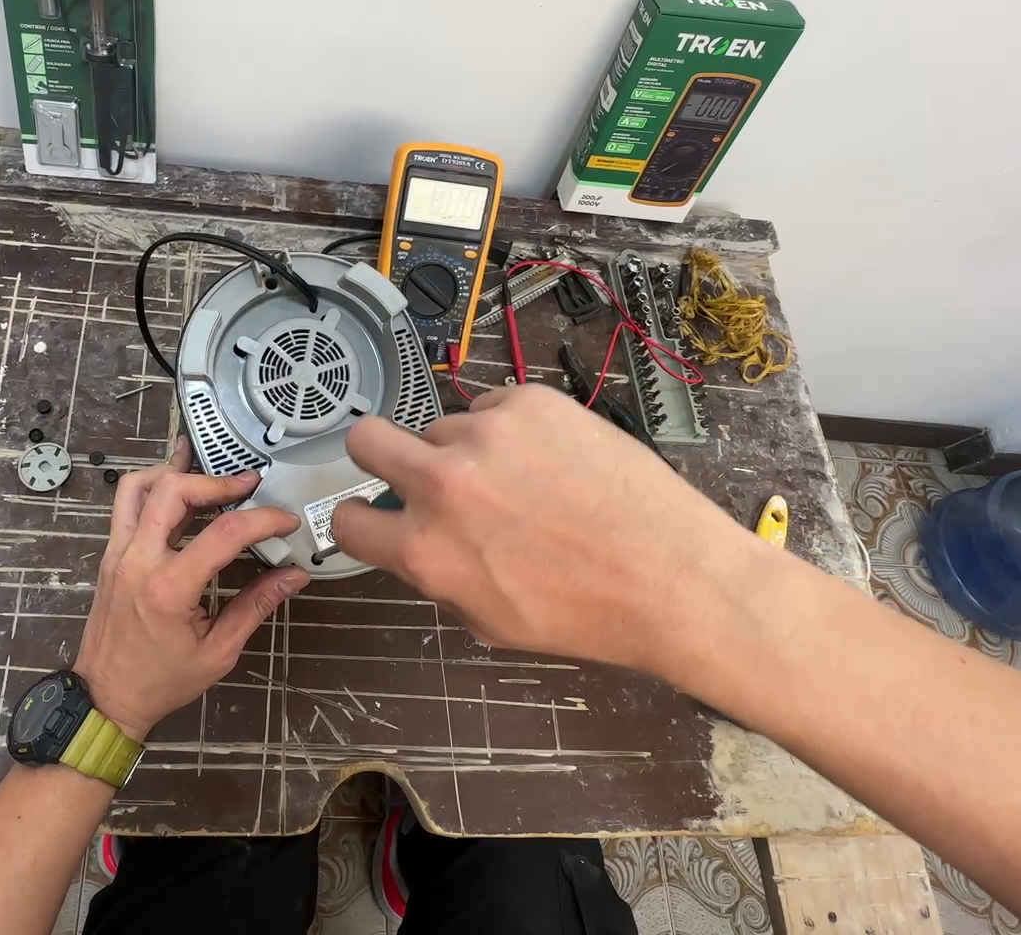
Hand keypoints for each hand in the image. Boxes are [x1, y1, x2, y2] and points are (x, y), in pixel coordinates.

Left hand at [73, 438, 310, 739]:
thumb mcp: (218, 652)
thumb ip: (256, 606)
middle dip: (216, 481)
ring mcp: (118, 552)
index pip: (223, 533)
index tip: (286, 521)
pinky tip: (180, 496)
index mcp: (169, 588)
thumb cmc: (162, 681)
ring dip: (176, 475)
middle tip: (248, 486)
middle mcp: (138, 560)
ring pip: (138, 486)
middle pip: (173, 490)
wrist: (104, 698)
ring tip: (209, 482)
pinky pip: (127, 505)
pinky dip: (154, 489)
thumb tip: (294, 576)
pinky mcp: (110, 554)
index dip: (262, 520)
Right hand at [329, 384, 768, 677]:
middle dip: (376, 454)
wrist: (675, 576)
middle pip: (364, 438)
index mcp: (424, 549)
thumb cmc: (583, 615)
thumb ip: (434, 574)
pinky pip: (493, 406)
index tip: (374, 518)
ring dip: (464, 450)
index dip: (357, 521)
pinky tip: (550, 458)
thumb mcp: (487, 620)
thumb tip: (415, 540)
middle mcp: (442, 483)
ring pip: (443, 426)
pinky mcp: (530, 400)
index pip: (345, 519)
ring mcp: (485, 432)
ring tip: (521, 478)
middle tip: (411, 469)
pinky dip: (509, 429)